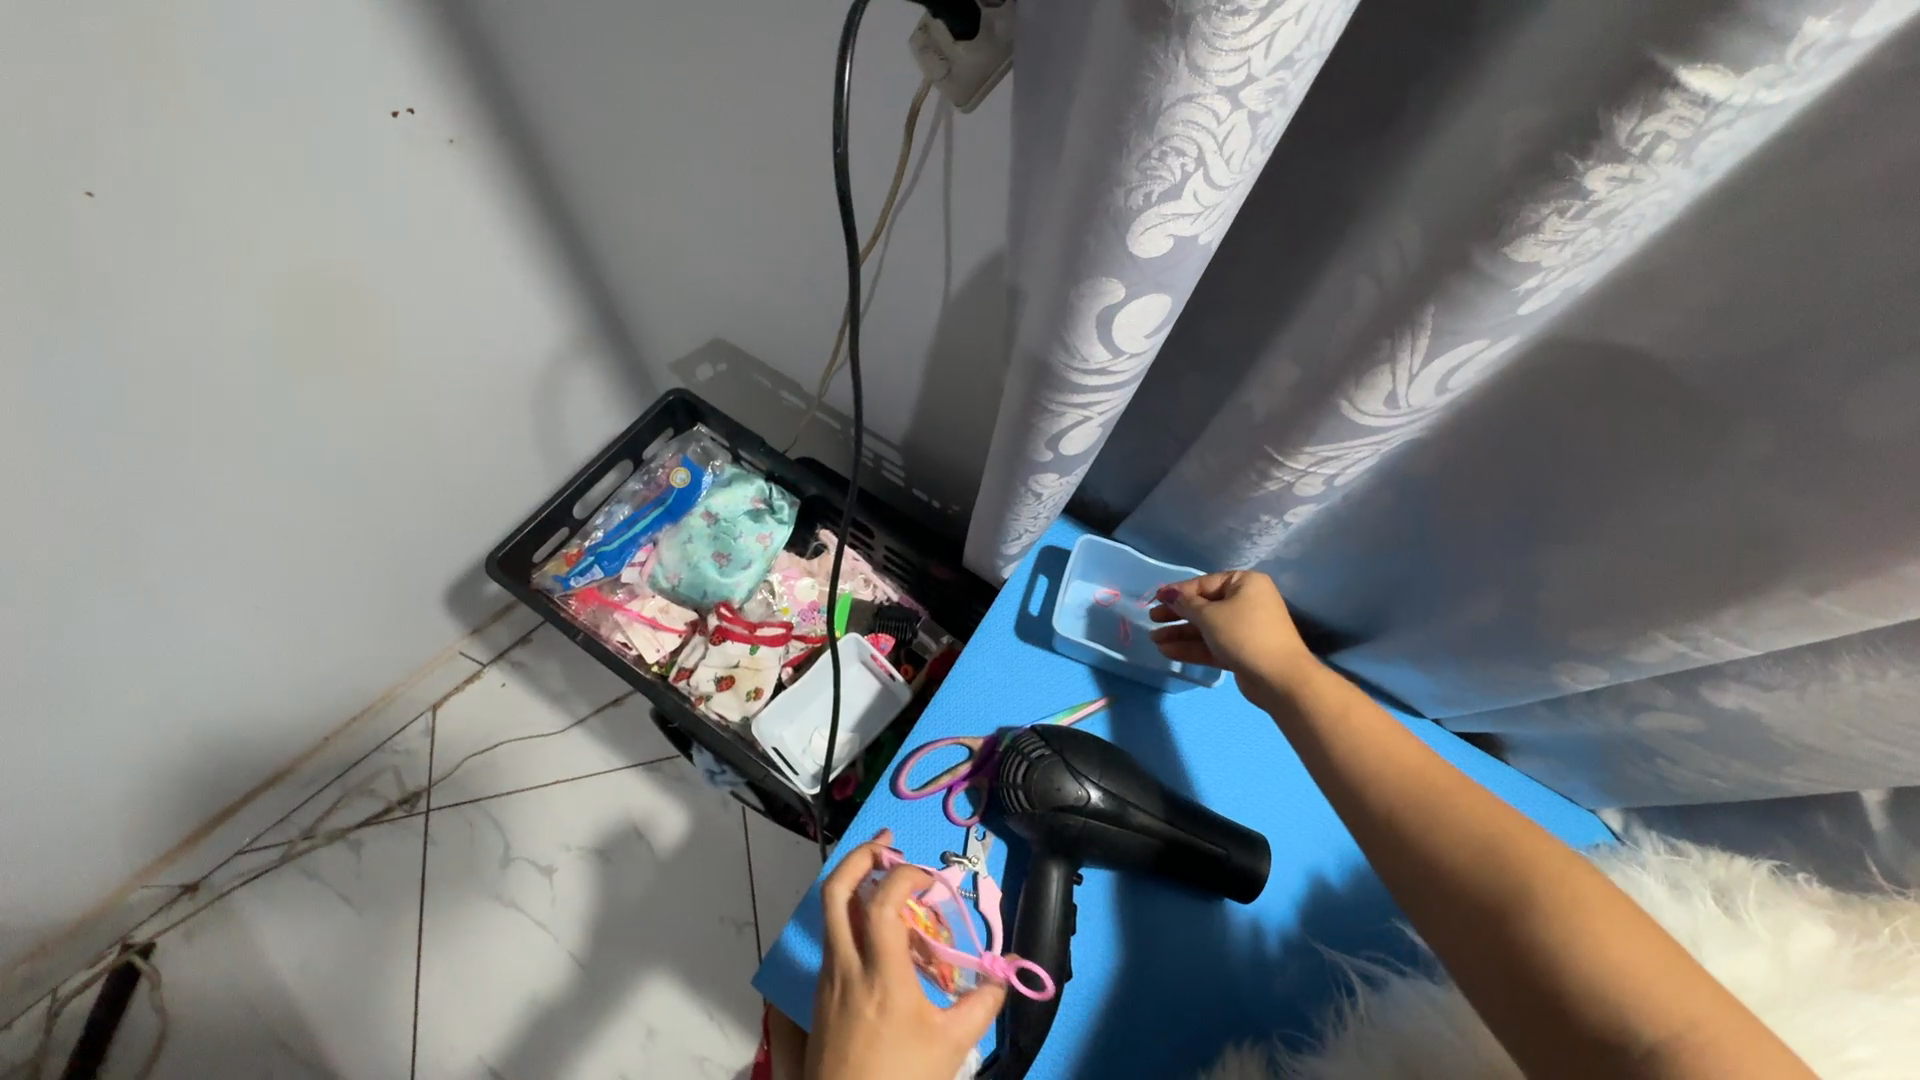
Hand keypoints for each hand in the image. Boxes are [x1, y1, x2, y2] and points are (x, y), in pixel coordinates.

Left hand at [808, 830, 1008, 1079]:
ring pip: (830, 912)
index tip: (930, 879)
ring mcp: (828, 976)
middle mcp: (846, 964)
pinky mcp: (822, 991)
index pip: (883, 901)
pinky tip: (881, 930)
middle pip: (835, 890)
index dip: (906, 876)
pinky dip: (854, 916)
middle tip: (887, 842)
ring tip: (886, 877)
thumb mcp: (951, 1046)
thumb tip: (1005, 974)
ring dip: (857, 883)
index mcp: (880, 973)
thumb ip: (982, 1005)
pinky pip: (835, 936)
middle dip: (860, 856)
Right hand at [1149, 571, 1319, 701]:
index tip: (1155, 599)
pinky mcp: (1241, 651)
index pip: (1204, 584)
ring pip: (1206, 628)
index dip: (1178, 592)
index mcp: (1244, 584)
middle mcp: (1246, 602)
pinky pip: (1212, 644)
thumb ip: (1185, 604)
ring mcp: (1244, 629)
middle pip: (1204, 606)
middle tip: (1152, 619)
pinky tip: (1168, 651)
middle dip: (1177, 615)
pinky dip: (1192, 647)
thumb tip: (1168, 594)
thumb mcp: (1210, 616)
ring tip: (1155, 640)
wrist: (1279, 678)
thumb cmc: (1244, 635)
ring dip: (1180, 634)